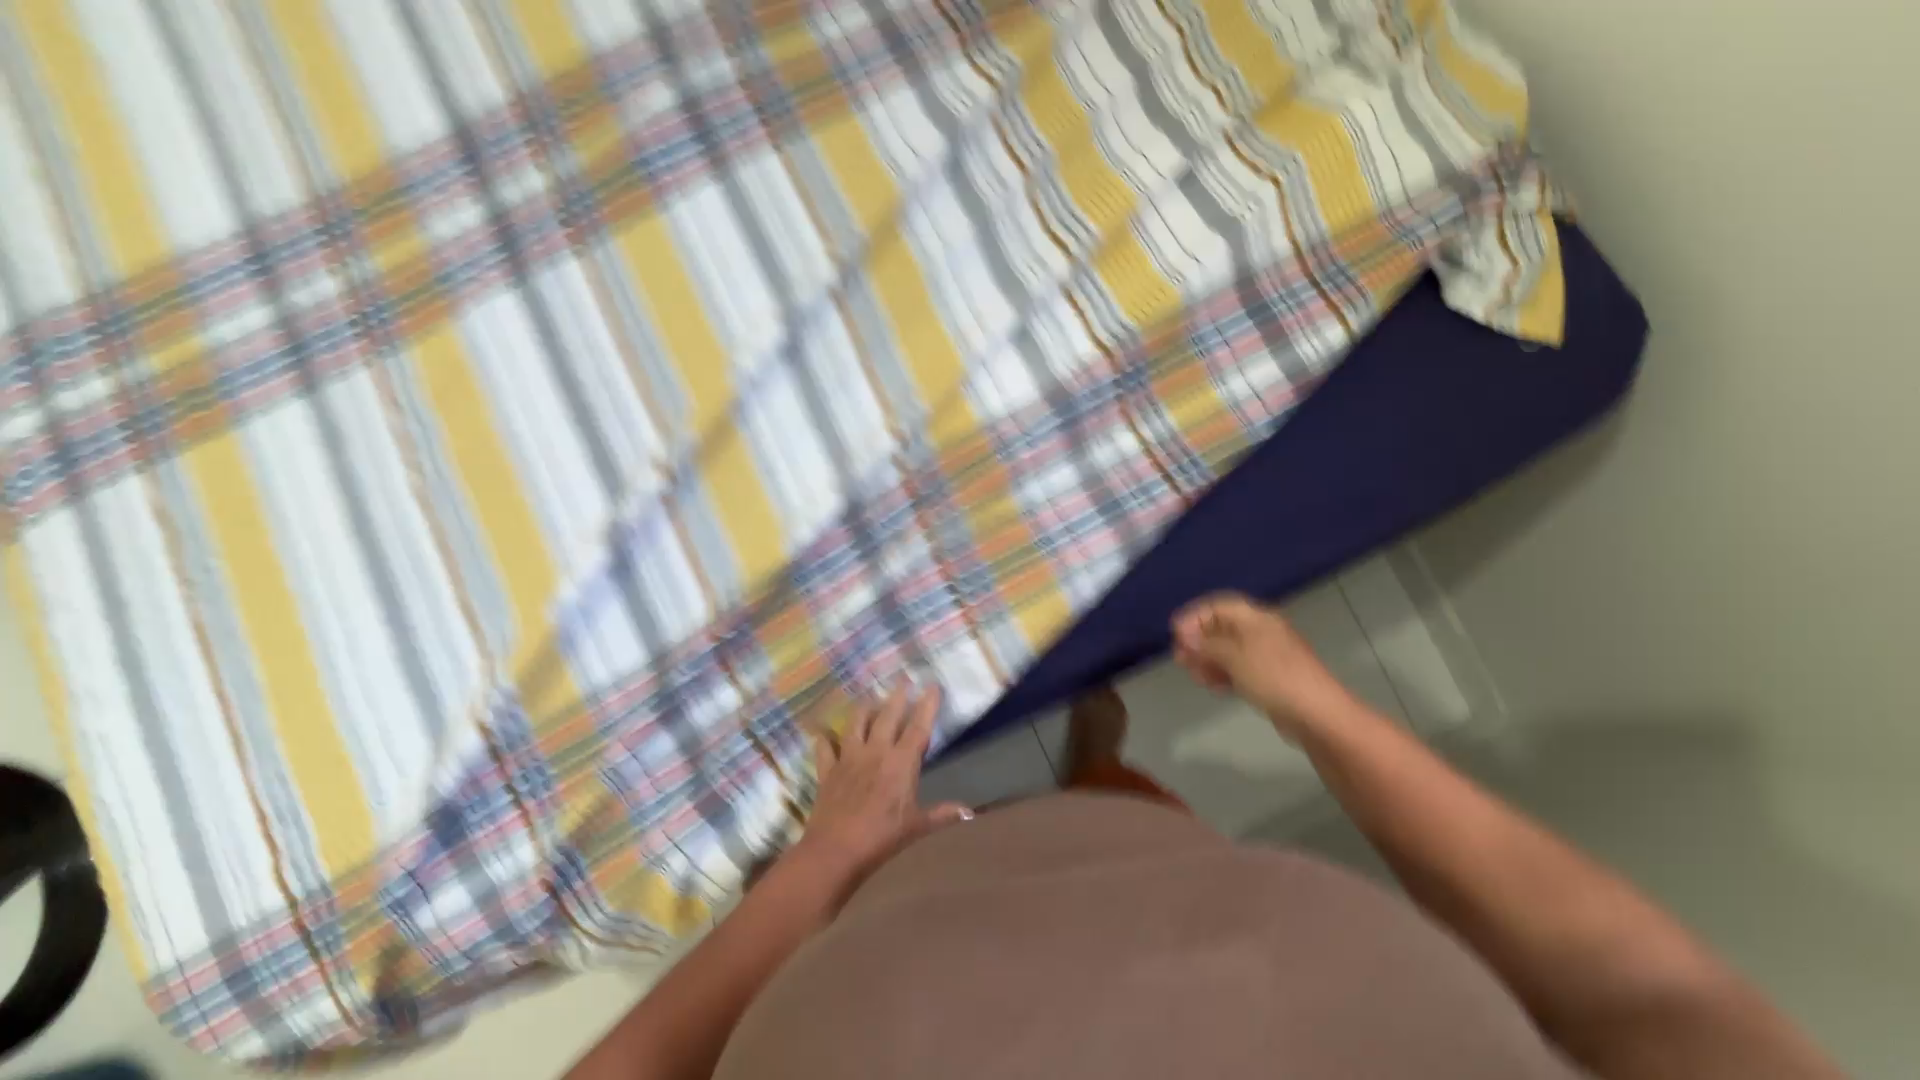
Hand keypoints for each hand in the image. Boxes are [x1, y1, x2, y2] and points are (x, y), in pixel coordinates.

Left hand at [794, 683, 971, 886]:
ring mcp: (848, 758)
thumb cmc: (882, 838)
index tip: (932, 686)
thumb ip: (941, 815)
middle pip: (887, 716)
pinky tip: (824, 731)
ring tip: (870, 698)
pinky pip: (825, 747)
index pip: (918, 728)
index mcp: (900, 763)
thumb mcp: (916, 827)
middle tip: (903, 680)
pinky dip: (825, 737)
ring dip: (864, 708)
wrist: (836, 850)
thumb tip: (969, 812)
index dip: (926, 706)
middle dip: (897, 696)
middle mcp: (875, 752)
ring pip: (856, 723)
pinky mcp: (827, 770)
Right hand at [1171, 592, 1356, 741]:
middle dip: (1199, 641)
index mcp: (1256, 618)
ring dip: (1209, 660)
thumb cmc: (1272, 677)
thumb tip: (1185, 635)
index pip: (1219, 606)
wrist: (1316, 713)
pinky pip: (1239, 669)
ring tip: (1194, 676)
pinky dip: (1224, 674)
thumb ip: (1206, 644)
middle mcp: (1261, 632)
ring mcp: (1267, 656)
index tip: (1175, 635)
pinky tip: (1214, 687)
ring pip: (1229, 651)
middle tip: (1180, 659)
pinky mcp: (1270, 678)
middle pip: (1223, 628)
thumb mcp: (1233, 657)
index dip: (1195, 616)